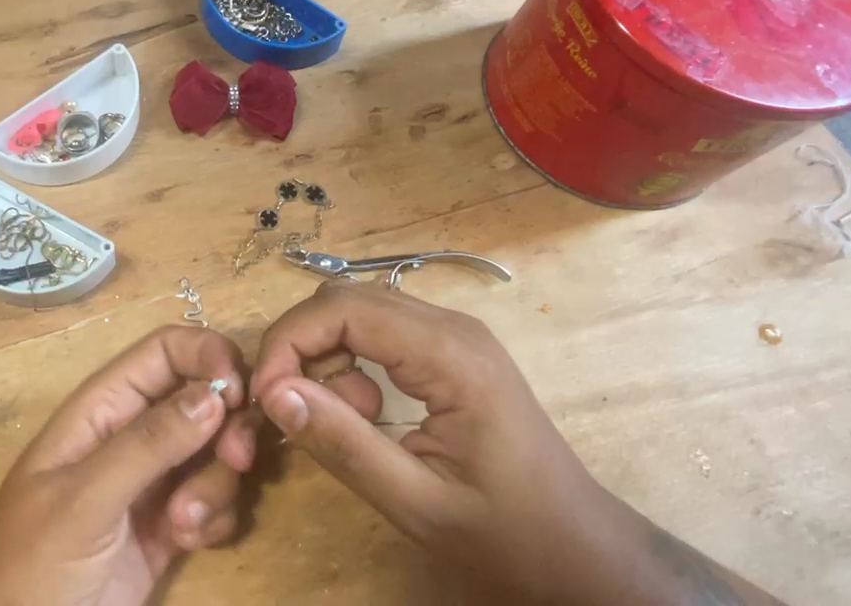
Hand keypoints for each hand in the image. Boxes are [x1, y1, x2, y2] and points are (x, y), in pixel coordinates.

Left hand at [0, 325, 255, 605]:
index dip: (208, 356)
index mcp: (104, 406)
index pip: (165, 351)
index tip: (239, 394)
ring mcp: (153, 481)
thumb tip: (214, 395)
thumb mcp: (83, 500)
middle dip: (227, 427)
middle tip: (236, 460)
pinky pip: (215, 503)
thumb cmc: (30, 560)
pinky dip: (216, 519)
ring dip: (216, 485)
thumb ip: (147, 445)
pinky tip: (189, 545)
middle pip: (204, 400)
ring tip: (184, 527)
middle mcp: (133, 433)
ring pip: (215, 453)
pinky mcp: (170, 527)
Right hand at [249, 282, 784, 605]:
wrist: (584, 552)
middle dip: (301, 343)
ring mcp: (453, 334)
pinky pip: (380, 331)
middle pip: (346, 298)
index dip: (290, 341)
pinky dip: (351, 359)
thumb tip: (272, 393)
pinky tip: (362, 408)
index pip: (342, 308)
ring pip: (358, 309)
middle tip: (285, 404)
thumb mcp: (418, 504)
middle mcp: (449, 326)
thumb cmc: (508, 536)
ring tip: (334, 415)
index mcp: (448, 354)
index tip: (266, 396)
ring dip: (325, 352)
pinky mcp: (450, 350)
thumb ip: (344, 444)